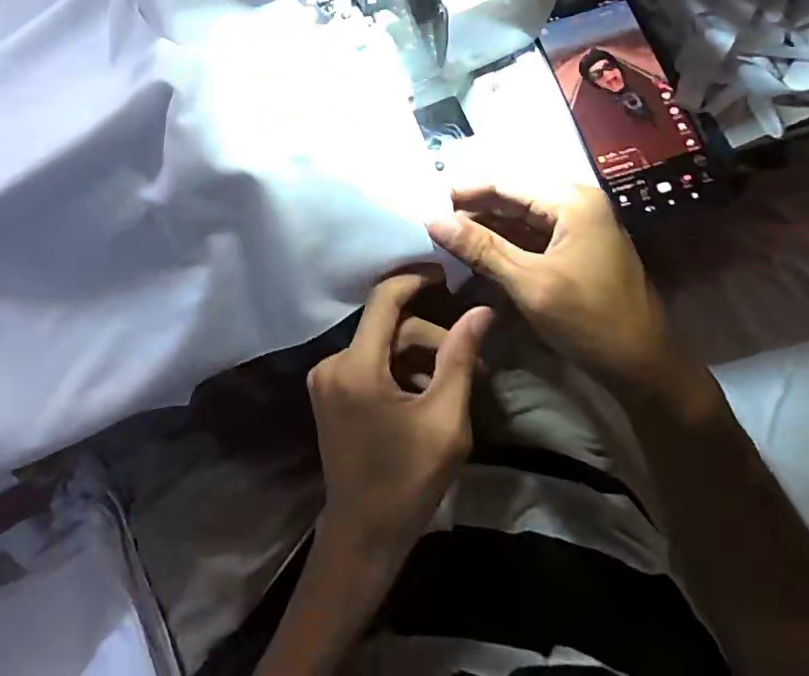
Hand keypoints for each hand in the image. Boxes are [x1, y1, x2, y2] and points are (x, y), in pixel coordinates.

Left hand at [308, 268, 494, 562]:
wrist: (363, 535)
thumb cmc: (408, 481)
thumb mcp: (445, 418)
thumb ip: (460, 357)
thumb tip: (482, 311)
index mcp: (356, 367)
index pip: (384, 299)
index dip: (415, 279)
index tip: (446, 272)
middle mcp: (332, 363)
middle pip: (390, 328)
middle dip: (433, 340)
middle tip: (475, 366)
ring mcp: (326, 380)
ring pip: (382, 347)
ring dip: (419, 358)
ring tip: (456, 386)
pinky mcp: (329, 394)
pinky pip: (369, 364)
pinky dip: (399, 371)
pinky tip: (426, 396)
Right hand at [427, 184, 681, 393]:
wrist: (643, 366)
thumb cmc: (589, 320)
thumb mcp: (529, 283)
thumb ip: (481, 248)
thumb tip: (433, 220)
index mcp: (573, 201)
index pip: (507, 183)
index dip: (466, 191)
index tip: (427, 201)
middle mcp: (577, 203)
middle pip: (514, 197)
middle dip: (474, 209)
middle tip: (434, 222)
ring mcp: (579, 226)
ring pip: (521, 217)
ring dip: (487, 227)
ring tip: (447, 236)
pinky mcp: (576, 248)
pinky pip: (533, 235)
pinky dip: (505, 243)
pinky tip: (477, 251)